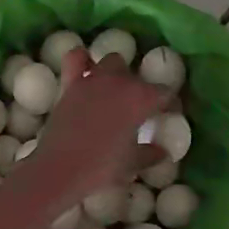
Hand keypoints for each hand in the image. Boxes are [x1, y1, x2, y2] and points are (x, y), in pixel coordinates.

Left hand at [21, 49, 169, 208]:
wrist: (60, 170)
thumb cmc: (101, 169)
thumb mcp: (132, 165)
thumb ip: (150, 155)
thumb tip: (162, 152)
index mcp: (142, 98)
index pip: (165, 93)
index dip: (168, 104)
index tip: (166, 116)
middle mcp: (120, 82)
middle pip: (137, 77)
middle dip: (141, 90)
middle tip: (138, 111)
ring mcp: (93, 80)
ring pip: (112, 62)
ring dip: (116, 73)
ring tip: (114, 92)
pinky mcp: (70, 84)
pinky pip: (76, 58)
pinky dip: (82, 59)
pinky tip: (86, 69)